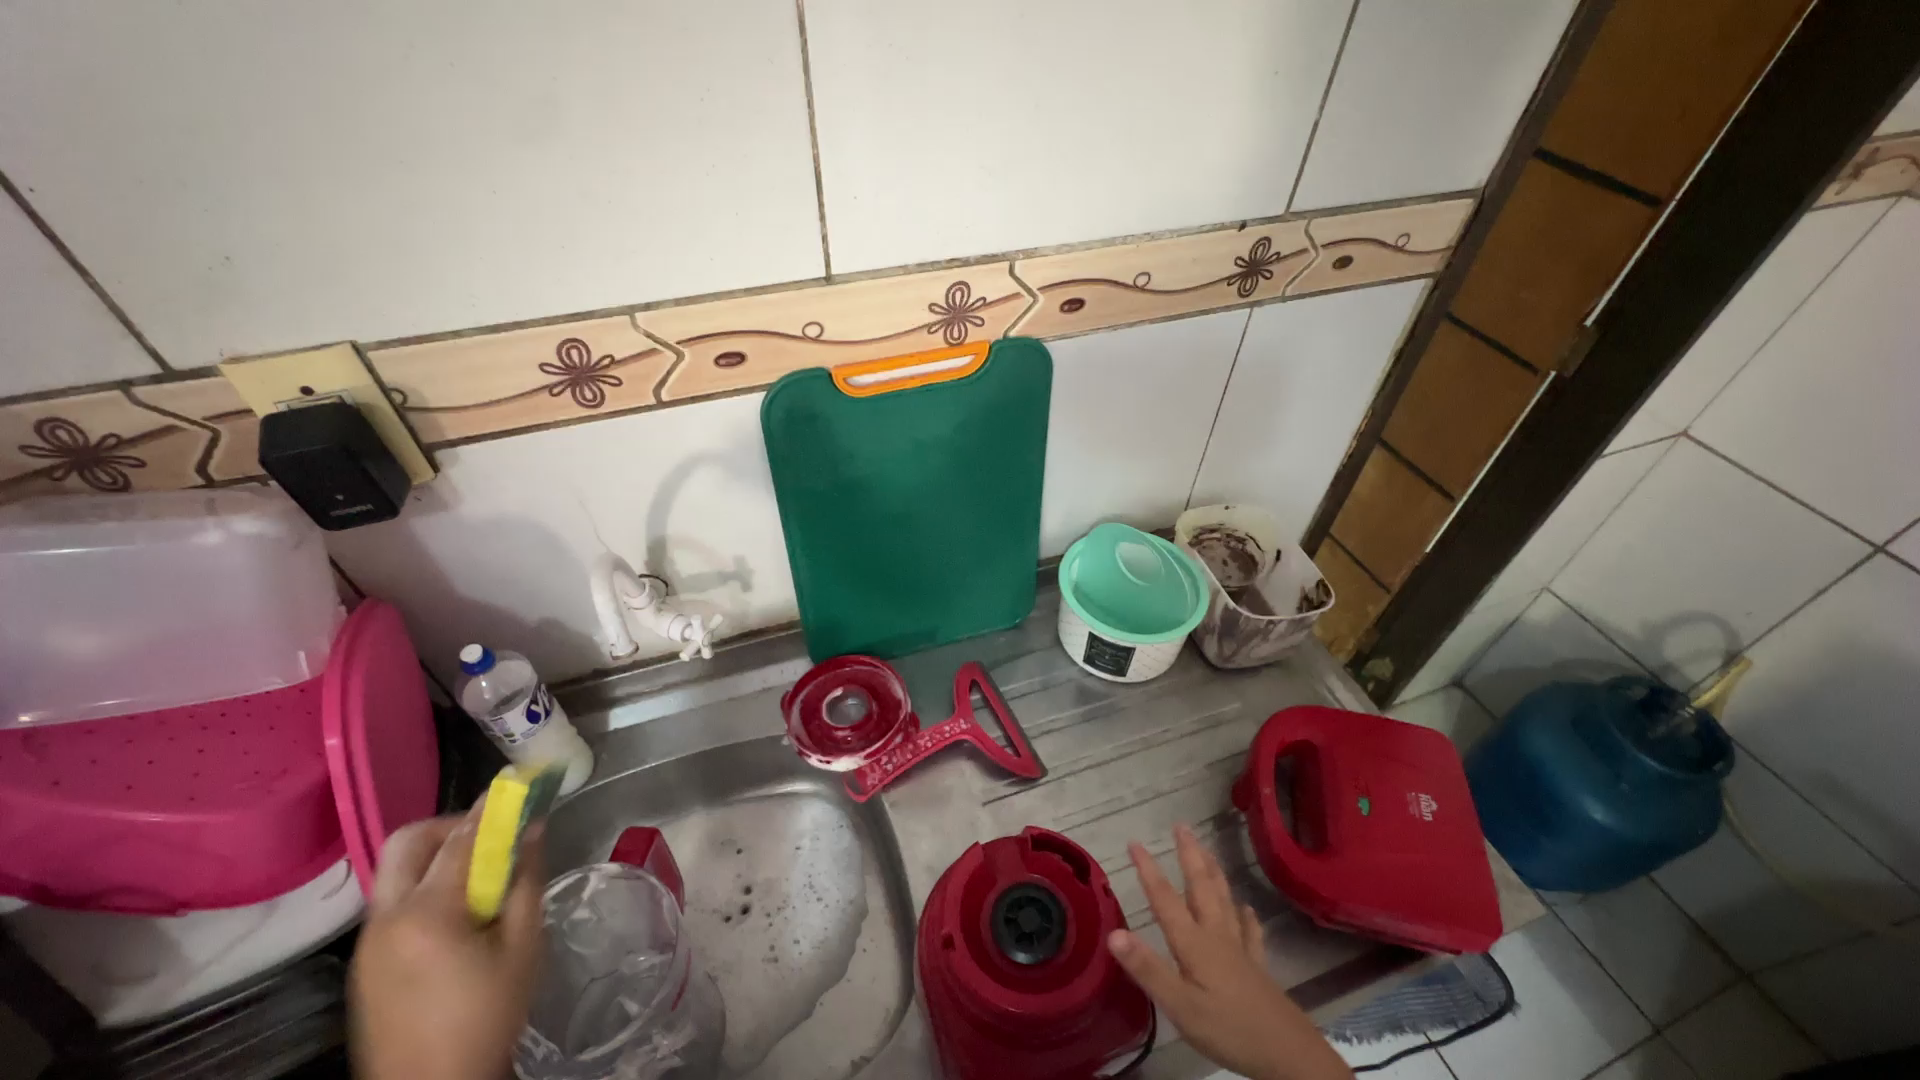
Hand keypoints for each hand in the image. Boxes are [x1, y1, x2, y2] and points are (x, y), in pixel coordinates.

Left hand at [349, 807, 545, 1079]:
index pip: (462, 838)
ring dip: (434, 857)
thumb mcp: (523, 946)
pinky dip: (423, 889)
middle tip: (489, 837)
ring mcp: (367, 940)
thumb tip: (533, 827)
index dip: (493, 807)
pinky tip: (456, 917)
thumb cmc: (487, 1016)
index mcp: (427, 912)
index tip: (518, 783)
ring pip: (395, 871)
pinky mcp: (363, 961)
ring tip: (478, 879)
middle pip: (406, 841)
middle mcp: (386, 916)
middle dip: (449, 825)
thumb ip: (526, 880)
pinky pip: (392, 903)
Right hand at [1107, 825, 1352, 1079]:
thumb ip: (1147, 968)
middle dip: (1189, 856)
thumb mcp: (1179, 1005)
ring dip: (1213, 873)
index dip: (1148, 870)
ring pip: (1224, 900)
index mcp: (1194, 943)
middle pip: (1201, 888)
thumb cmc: (1227, 1028)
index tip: (1135, 842)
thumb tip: (1113, 932)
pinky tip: (1247, 908)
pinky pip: (1250, 931)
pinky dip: (1246, 915)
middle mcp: (1217, 936)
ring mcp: (1240, 949)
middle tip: (1182, 827)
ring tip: (1207, 851)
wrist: (1286, 1053)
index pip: (1165, 900)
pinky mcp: (1257, 966)